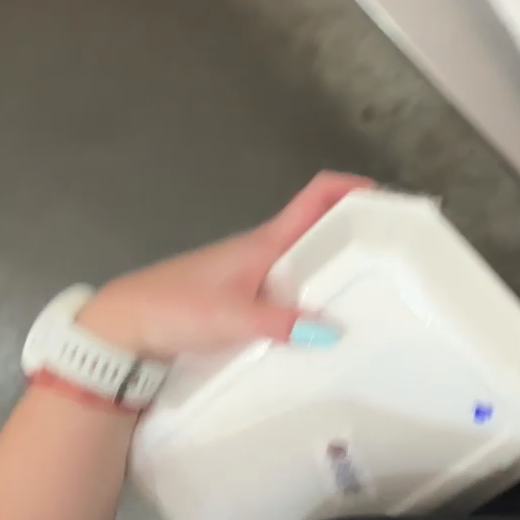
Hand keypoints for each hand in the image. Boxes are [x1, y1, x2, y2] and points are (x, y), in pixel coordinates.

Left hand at [76, 171, 374, 359]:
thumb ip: (280, 323)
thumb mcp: (231, 316)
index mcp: (265, 241)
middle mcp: (265, 251)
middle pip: (319, 228)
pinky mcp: (247, 296)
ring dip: (337, 266)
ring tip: (373, 290)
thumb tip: (332, 330)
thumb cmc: (176, 307)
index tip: (386, 201)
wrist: (125, 327)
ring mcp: (256, 273)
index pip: (315, 198)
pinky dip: (316, 293)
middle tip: (394, 256)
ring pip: (307, 259)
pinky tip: (328, 320)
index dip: (350, 188)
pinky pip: (293, 287)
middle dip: (356, 232)